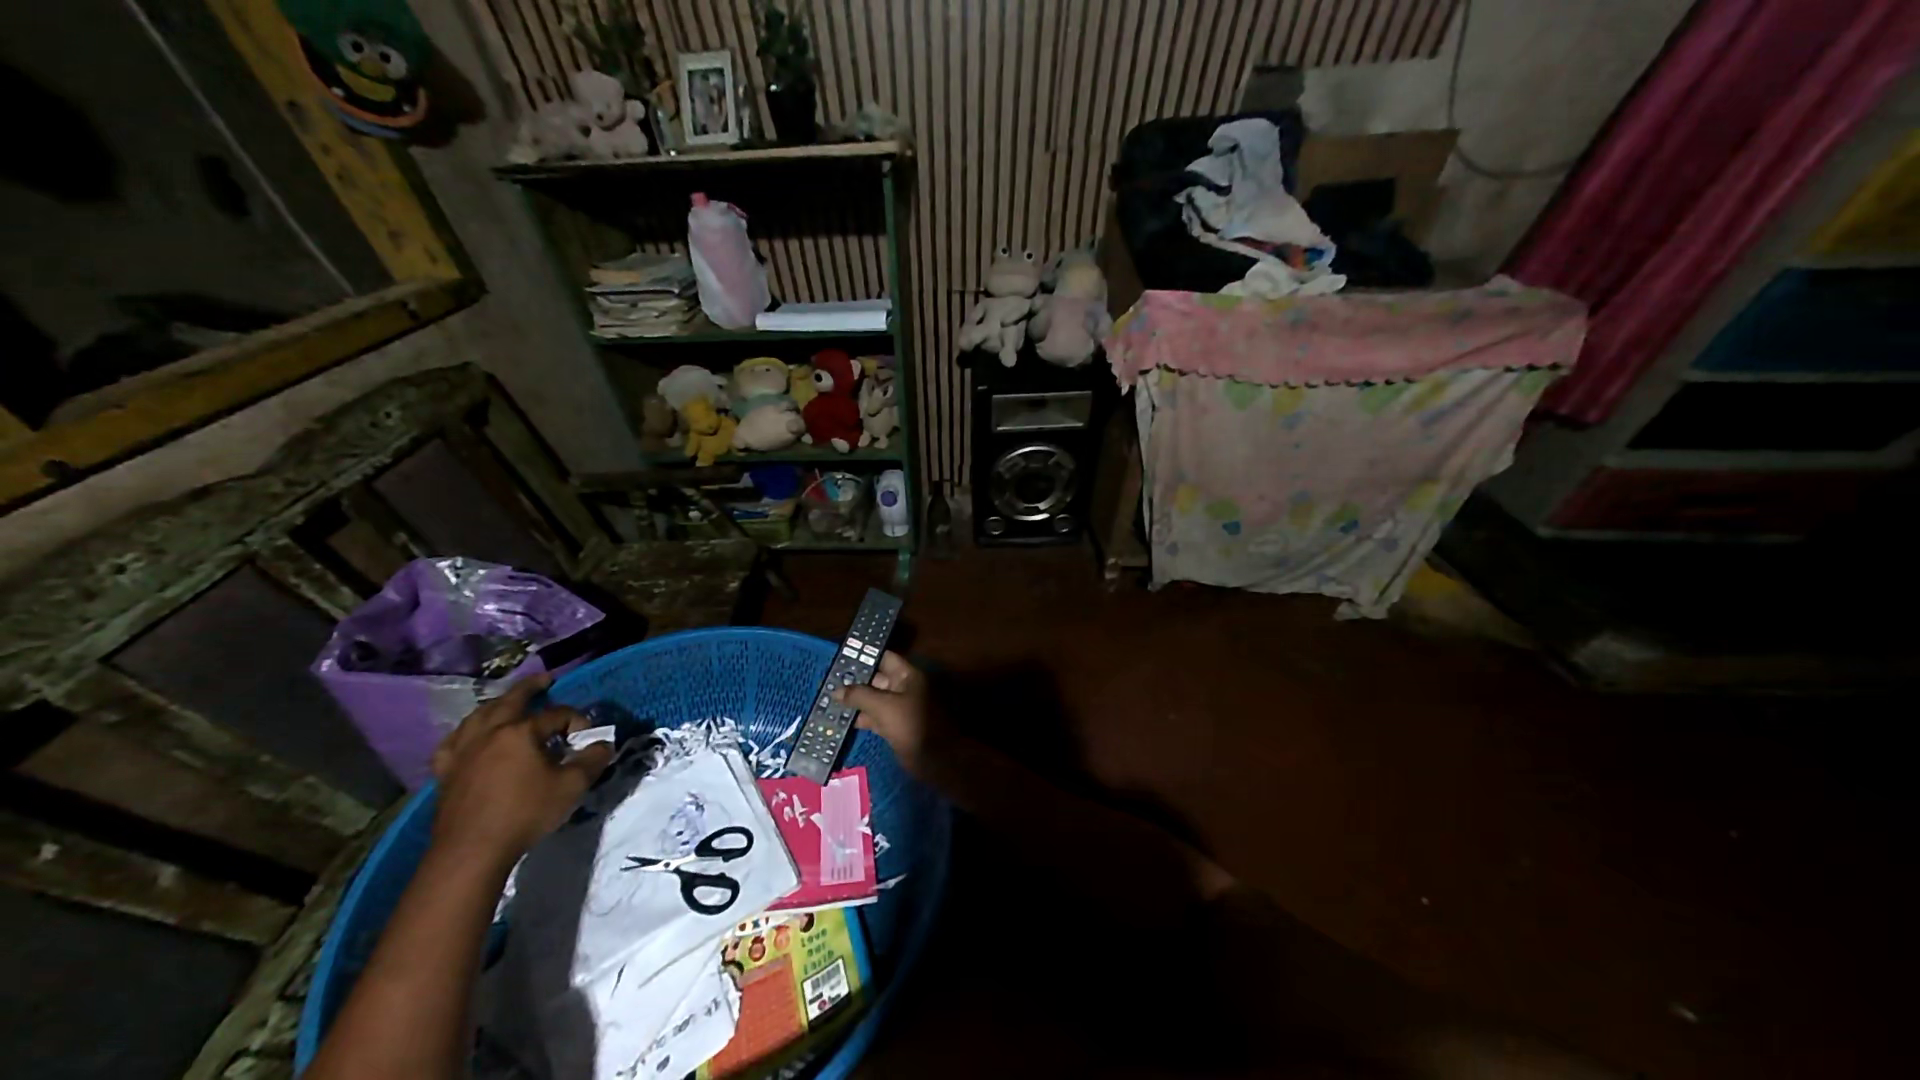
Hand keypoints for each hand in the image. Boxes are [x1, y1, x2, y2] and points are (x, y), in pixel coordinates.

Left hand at [429, 674, 612, 863]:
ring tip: (508, 702)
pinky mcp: (446, 771)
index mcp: (521, 732)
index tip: (588, 737)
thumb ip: (593, 760)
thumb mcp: (572, 786)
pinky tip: (469, 735)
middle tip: (545, 679)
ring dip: (497, 704)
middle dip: (531, 688)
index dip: (577, 720)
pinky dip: (465, 732)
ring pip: (479, 716)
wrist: (471, 850)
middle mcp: (490, 732)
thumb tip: (605, 744)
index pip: (556, 714)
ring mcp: (463, 750)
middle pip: (512, 700)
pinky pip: (454, 742)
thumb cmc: (525, 814)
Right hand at [834, 651, 932, 769]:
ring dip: (854, 701)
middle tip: (827, 681)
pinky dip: (860, 718)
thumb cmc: (911, 725)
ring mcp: (899, 707)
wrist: (935, 760)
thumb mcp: (883, 707)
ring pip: (873, 699)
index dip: (864, 656)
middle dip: (854, 681)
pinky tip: (840, 720)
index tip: (840, 658)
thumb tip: (836, 690)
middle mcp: (903, 688)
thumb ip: (858, 695)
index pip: (883, 658)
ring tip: (828, 700)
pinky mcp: (894, 725)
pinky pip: (874, 716)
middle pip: (876, 679)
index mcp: (907, 676)